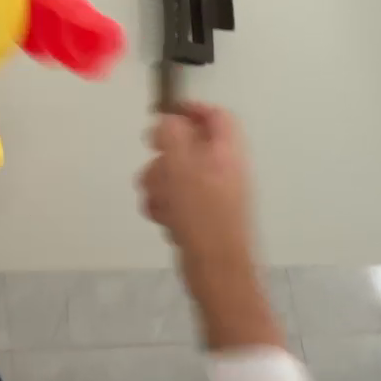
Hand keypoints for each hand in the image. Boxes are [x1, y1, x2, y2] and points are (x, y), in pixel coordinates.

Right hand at [141, 102, 253, 265]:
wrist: (217, 272)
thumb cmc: (201, 214)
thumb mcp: (181, 165)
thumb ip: (172, 134)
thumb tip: (169, 118)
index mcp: (227, 154)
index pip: (216, 116)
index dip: (190, 109)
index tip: (163, 114)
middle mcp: (224, 170)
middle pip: (189, 144)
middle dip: (163, 153)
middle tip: (153, 159)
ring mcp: (215, 194)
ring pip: (176, 171)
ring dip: (159, 181)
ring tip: (157, 199)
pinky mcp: (203, 215)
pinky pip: (176, 197)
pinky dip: (164, 203)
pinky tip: (163, 216)